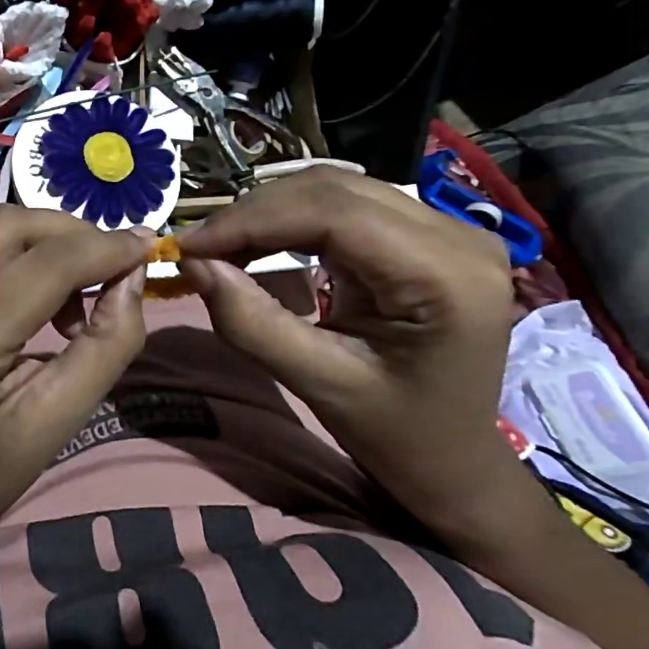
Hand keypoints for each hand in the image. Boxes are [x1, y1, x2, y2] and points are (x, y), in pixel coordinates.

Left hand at [0, 207, 149, 561]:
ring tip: (73, 281)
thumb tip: (131, 272)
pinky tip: (34, 288)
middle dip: (69, 230)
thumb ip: (109, 343)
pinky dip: (11, 253)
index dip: (100, 248)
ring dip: (40, 238)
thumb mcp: (63, 420)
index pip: (39, 271)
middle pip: (3, 228)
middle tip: (107, 261)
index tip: (143, 245)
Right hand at [177, 170, 522, 525]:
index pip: (337, 213)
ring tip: (223, 246)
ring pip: (339, 190)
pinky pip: (349, 207)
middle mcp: (457, 234)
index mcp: (447, 275)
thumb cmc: (396, 434)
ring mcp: (448, 228)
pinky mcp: (429, 234)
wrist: (452, 458)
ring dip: (272, 212)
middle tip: (200, 247)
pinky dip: (295, 220)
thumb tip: (196, 263)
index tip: (191, 244)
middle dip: (258, 212)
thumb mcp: (321, 385)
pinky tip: (262, 242)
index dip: (255, 218)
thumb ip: (254, 323)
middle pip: (337, 191)